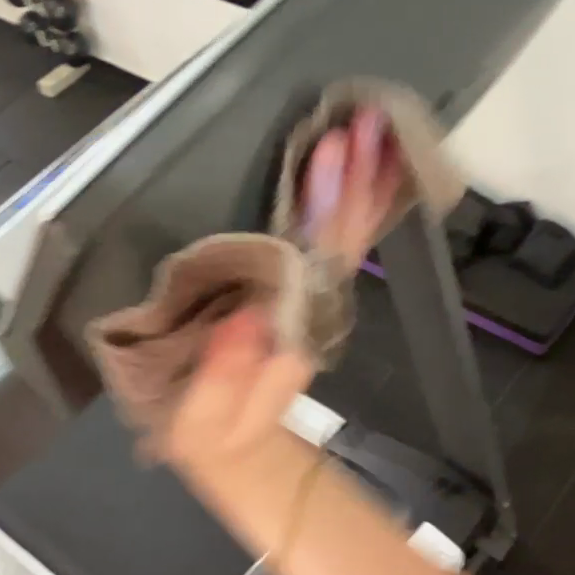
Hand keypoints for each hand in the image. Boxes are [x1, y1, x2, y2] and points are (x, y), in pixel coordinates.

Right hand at [165, 108, 404, 474]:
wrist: (235, 452)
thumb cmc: (216, 439)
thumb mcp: (208, 423)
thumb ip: (227, 374)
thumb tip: (250, 314)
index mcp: (289, 328)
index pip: (320, 258)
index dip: (331, 205)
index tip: (338, 151)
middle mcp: (307, 308)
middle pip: (342, 239)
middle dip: (355, 181)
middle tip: (365, 123)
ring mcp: (302, 301)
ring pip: (340, 239)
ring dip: (355, 186)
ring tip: (364, 132)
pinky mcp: (288, 298)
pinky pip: (320, 245)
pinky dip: (334, 207)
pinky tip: (338, 174)